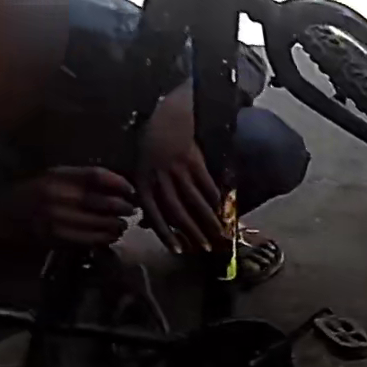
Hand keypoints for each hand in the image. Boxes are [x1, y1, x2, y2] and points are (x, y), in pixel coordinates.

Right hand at [0, 166, 135, 246]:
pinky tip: (108, 234)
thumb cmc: (34, 195)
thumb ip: (83, 180)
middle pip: (108, 202)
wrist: (0, 217)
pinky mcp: (60, 238)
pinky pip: (97, 239)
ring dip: (120, 224)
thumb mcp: (53, 179)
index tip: (131, 190)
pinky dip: (109, 237)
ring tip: (120, 224)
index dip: (120, 183)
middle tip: (130, 209)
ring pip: (107, 223)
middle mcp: (58, 195)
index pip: (96, 175)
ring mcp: (59, 218)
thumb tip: (123, 186)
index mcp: (56, 176)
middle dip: (126, 207)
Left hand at [137, 85, 227, 253]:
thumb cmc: (153, 142)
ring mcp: (176, 169)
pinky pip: (206, 185)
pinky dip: (215, 200)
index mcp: (143, 179)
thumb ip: (148, 191)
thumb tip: (148, 219)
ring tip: (219, 233)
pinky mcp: (193, 161)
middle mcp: (158, 176)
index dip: (165, 233)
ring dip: (208, 220)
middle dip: (192, 231)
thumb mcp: (143, 167)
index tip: (177, 250)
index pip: (153, 212)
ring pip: (194, 201)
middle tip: (205, 247)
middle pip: (176, 210)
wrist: (168, 115)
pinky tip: (223, 210)